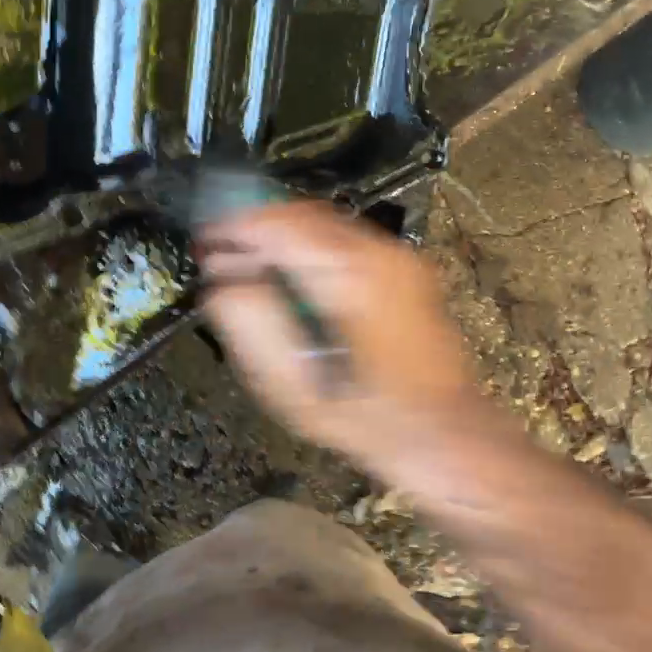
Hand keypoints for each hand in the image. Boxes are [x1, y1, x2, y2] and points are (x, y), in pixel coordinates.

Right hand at [198, 201, 479, 475]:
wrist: (447, 436)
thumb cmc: (368, 422)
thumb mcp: (295, 388)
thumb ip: (253, 328)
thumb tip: (221, 286)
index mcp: (351, 279)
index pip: (280, 225)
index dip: (234, 226)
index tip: (204, 241)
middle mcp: (380, 254)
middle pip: (302, 214)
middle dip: (254, 226)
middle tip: (217, 254)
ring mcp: (399, 259)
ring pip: (324, 222)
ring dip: (280, 236)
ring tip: (245, 265)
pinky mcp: (405, 271)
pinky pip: (344, 240)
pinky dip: (308, 247)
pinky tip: (289, 278)